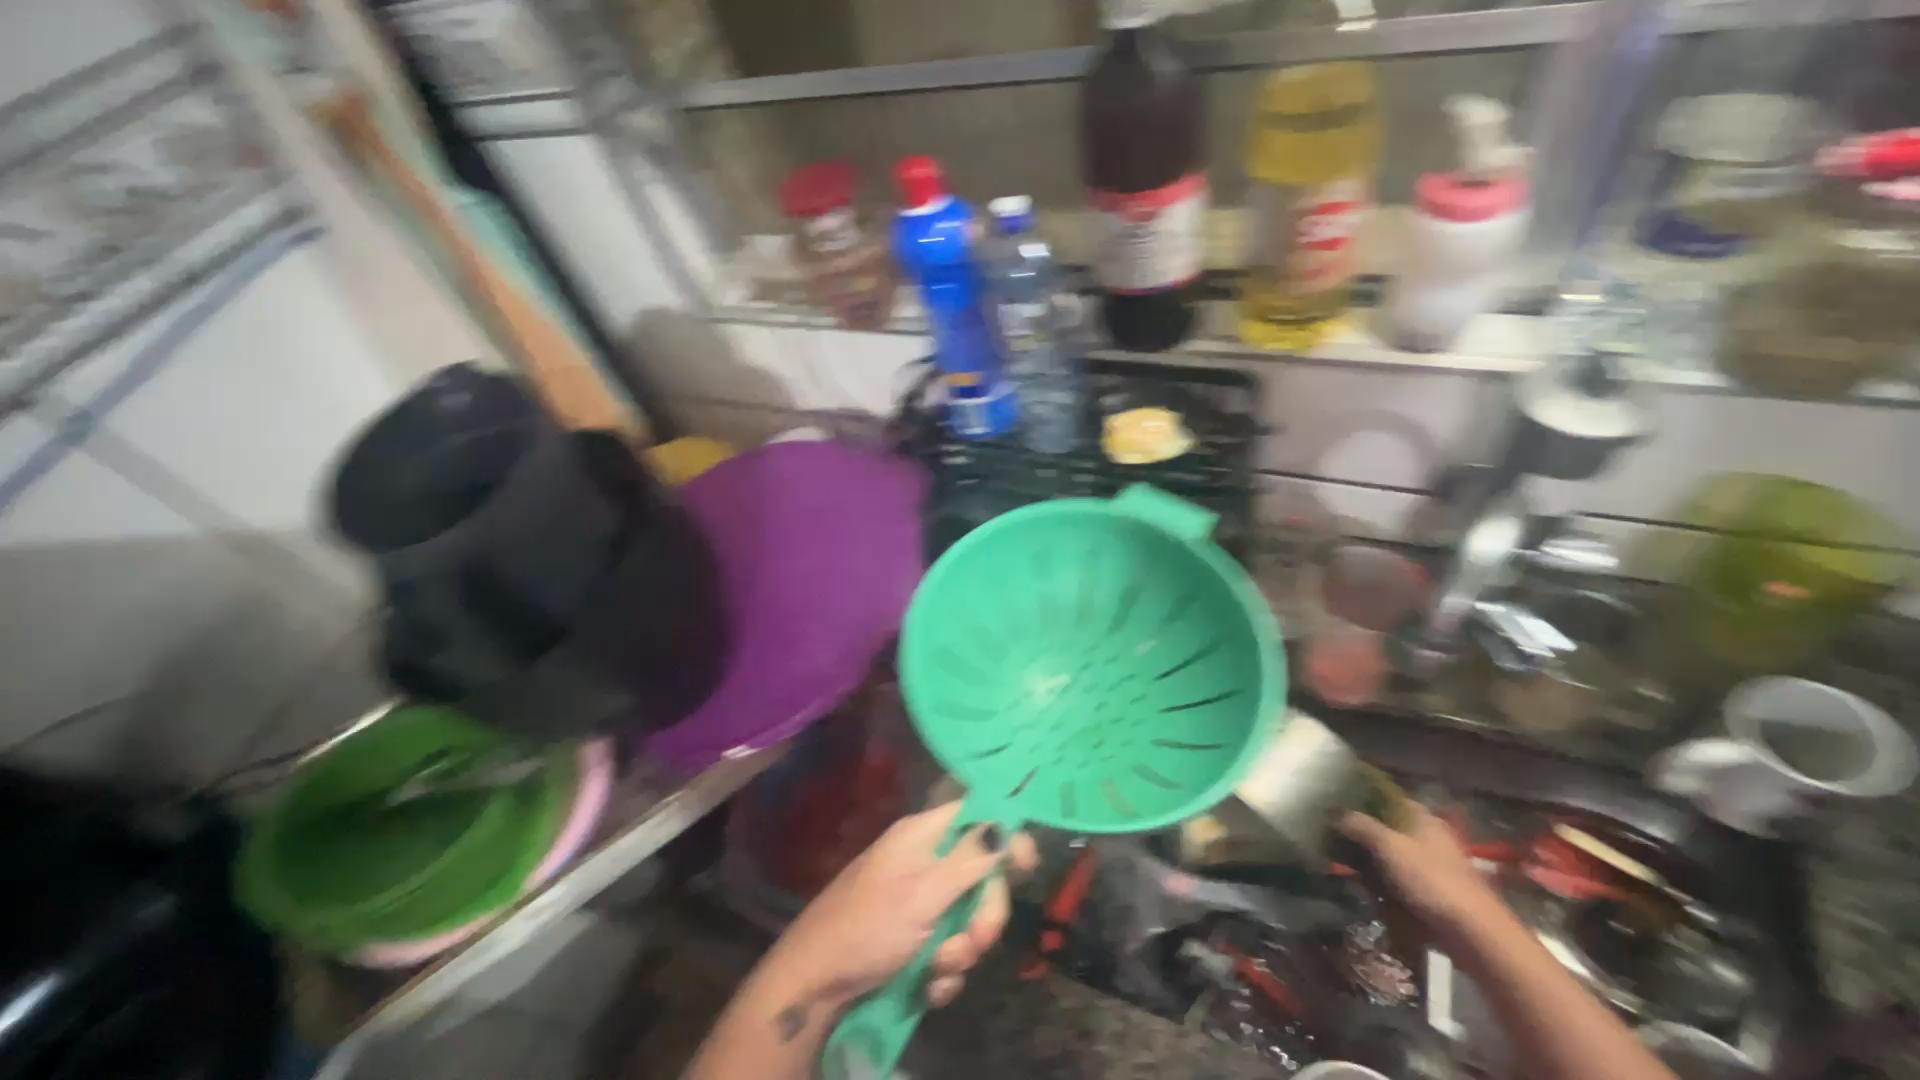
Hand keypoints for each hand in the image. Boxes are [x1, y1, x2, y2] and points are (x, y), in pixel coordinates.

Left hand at [766, 801, 1038, 1010]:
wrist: (814, 985)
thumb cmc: (866, 927)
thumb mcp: (923, 893)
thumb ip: (969, 859)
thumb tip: (1006, 822)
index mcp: (923, 836)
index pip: (977, 815)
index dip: (1005, 834)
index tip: (1024, 866)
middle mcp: (925, 862)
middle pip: (982, 874)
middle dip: (983, 915)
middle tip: (975, 941)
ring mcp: (920, 903)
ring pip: (969, 918)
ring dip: (961, 951)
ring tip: (935, 969)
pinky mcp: (916, 940)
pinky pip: (951, 949)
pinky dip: (944, 971)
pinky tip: (927, 986)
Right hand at [1340, 803, 1502, 942]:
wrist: (1471, 930)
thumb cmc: (1431, 880)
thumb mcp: (1390, 847)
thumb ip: (1363, 827)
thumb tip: (1338, 813)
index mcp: (1424, 819)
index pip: (1390, 799)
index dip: (1365, 800)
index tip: (1339, 806)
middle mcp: (1429, 837)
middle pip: (1389, 828)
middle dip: (1364, 833)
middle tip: (1333, 836)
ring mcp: (1432, 865)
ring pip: (1393, 856)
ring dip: (1371, 860)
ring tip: (1342, 863)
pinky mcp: (1431, 891)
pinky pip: (1399, 879)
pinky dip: (1383, 882)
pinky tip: (1364, 887)